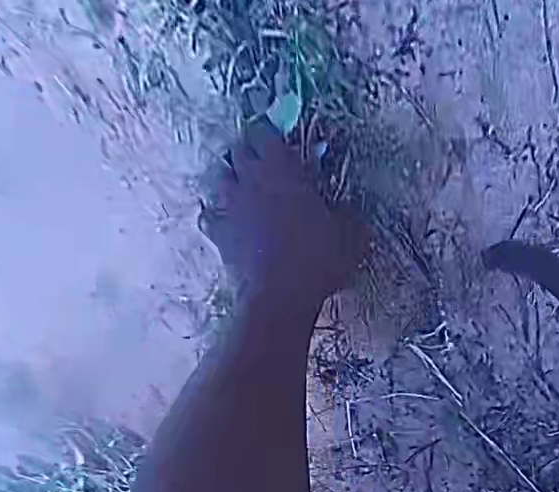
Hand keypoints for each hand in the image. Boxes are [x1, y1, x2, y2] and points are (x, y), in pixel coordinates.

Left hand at [201, 119, 368, 311]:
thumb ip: (347, 216)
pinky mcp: (218, 235)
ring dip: (231, 181)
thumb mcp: (349, 235)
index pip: (265, 131)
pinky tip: (226, 224)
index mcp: (281, 166)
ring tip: (244, 193)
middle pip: (238, 150)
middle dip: (249, 155)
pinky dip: (215, 216)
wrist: (281, 294)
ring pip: (220, 178)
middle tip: (263, 168)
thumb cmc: (317, 258)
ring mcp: (230, 206)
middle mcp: (250, 178)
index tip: (278, 142)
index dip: (269, 134)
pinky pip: (209, 216)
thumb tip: (349, 214)